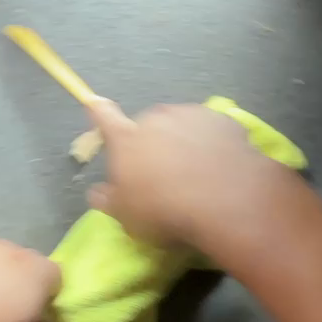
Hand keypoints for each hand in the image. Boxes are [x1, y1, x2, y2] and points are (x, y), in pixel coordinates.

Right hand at [85, 97, 299, 247]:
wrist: (225, 201)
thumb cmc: (165, 210)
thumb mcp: (127, 216)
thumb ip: (108, 199)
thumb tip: (98, 192)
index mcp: (127, 139)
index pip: (104, 117)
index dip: (99, 112)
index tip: (96, 105)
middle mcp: (157, 118)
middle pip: (149, 124)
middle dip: (152, 142)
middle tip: (163, 171)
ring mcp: (192, 115)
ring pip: (181, 123)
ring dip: (183, 139)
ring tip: (196, 171)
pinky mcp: (224, 120)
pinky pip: (211, 129)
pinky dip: (212, 141)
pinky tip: (220, 165)